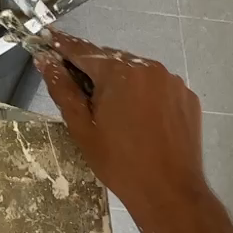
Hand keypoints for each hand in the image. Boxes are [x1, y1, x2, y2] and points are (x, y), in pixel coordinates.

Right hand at [33, 32, 206, 213]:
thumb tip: (45, 61)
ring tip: (111, 110)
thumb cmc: (119, 162)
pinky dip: (142, 93)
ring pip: (135, 71)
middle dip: (92, 70)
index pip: (83, 51)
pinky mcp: (187, 96)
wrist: (170, 193)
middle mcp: (149, 68)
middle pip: (110, 59)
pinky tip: (138, 118)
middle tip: (78, 90)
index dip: (62, 45)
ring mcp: (171, 81)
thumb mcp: (81, 127)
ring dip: (119, 81)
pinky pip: (156, 85)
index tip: (47, 38)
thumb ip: (62, 89)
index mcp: (119, 72)